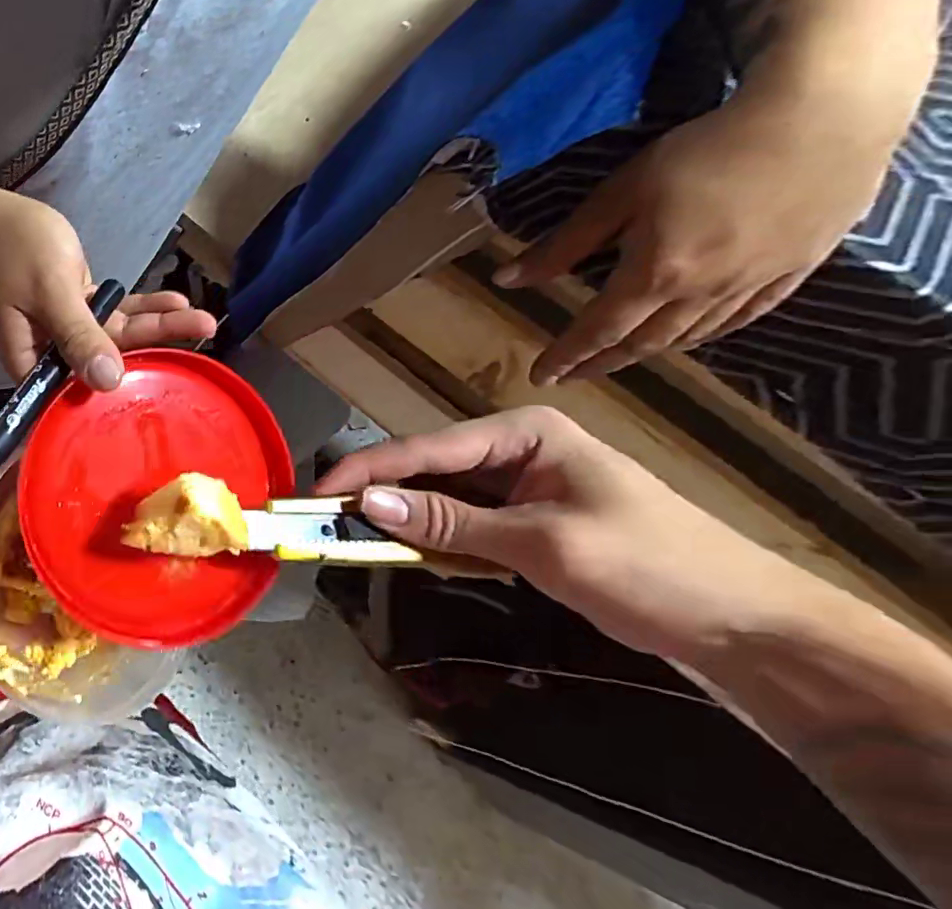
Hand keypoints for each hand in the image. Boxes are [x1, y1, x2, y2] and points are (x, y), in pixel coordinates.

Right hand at [0, 194, 215, 387]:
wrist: (7, 217)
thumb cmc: (22, 250)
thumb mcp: (53, 292)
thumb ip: (80, 336)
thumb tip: (108, 382)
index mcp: (32, 359)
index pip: (76, 388)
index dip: (119, 389)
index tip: (163, 380)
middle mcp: (51, 353)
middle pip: (107, 357)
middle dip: (155, 341)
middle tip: (205, 328)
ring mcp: (68, 332)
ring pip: (117, 334)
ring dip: (158, 323)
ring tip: (204, 316)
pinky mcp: (81, 312)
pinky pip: (116, 314)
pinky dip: (142, 307)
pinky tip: (176, 301)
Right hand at [314, 407, 844, 664]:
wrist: (748, 629)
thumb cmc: (652, 568)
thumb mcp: (541, 543)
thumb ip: (448, 522)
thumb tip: (366, 504)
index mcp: (522, 433)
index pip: (424, 448)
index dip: (365, 472)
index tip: (315, 494)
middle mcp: (512, 450)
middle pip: (425, 472)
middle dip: (384, 501)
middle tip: (333, 527)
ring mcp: (517, 486)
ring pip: (438, 501)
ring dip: (412, 528)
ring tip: (373, 547)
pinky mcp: (522, 520)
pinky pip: (461, 526)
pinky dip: (443, 546)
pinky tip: (436, 562)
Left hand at [495, 94, 890, 385]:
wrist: (823, 118)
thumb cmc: (701, 154)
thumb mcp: (615, 197)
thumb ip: (561, 246)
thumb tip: (505, 281)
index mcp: (656, 275)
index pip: (598, 330)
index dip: (567, 356)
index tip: (542, 377)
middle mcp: (705, 291)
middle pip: (643, 342)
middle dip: (602, 362)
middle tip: (572, 376)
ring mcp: (756, 283)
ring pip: (691, 335)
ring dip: (648, 353)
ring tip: (618, 359)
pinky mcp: (796, 269)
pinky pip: (742, 318)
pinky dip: (704, 335)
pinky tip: (690, 337)